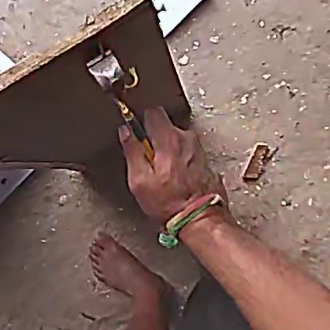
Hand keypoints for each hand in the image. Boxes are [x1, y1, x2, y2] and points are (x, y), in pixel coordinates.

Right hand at [119, 106, 226, 225]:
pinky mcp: (203, 159)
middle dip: (153, 138)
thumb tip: (125, 132)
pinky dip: (178, 159)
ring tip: (160, 172)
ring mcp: (197, 148)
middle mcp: (186, 139)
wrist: (198, 218)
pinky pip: (185, 151)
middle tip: (146, 160)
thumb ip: (132, 151)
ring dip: (166, 149)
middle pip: (165, 125)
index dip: (141, 119)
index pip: (153, 111)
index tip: (135, 132)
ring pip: (175, 139)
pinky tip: (173, 176)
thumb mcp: (139, 180)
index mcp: (169, 139)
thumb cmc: (168, 202)